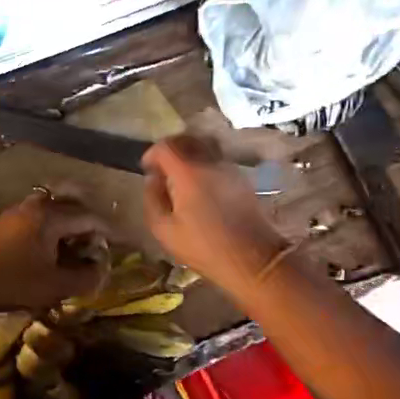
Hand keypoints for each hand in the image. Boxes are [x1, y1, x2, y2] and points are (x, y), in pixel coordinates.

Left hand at [0, 192, 110, 317]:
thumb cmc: (15, 284)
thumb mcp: (57, 285)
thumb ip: (86, 277)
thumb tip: (102, 270)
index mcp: (51, 215)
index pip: (89, 217)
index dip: (106, 232)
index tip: (117, 246)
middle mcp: (35, 206)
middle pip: (70, 209)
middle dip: (86, 228)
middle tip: (96, 248)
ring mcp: (16, 213)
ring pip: (52, 213)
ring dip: (66, 229)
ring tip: (74, 251)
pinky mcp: (3, 224)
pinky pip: (36, 220)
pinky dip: (49, 231)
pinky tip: (49, 252)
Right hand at [143, 135, 289, 294]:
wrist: (253, 259)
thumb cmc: (204, 247)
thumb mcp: (165, 230)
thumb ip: (153, 199)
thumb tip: (152, 179)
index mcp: (188, 172)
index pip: (165, 146)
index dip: (151, 154)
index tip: (146, 169)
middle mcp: (210, 162)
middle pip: (187, 139)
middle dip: (170, 149)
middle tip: (161, 169)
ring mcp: (229, 169)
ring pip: (205, 147)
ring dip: (188, 155)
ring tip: (180, 177)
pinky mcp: (242, 179)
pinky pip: (217, 161)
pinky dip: (204, 165)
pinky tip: (199, 188)